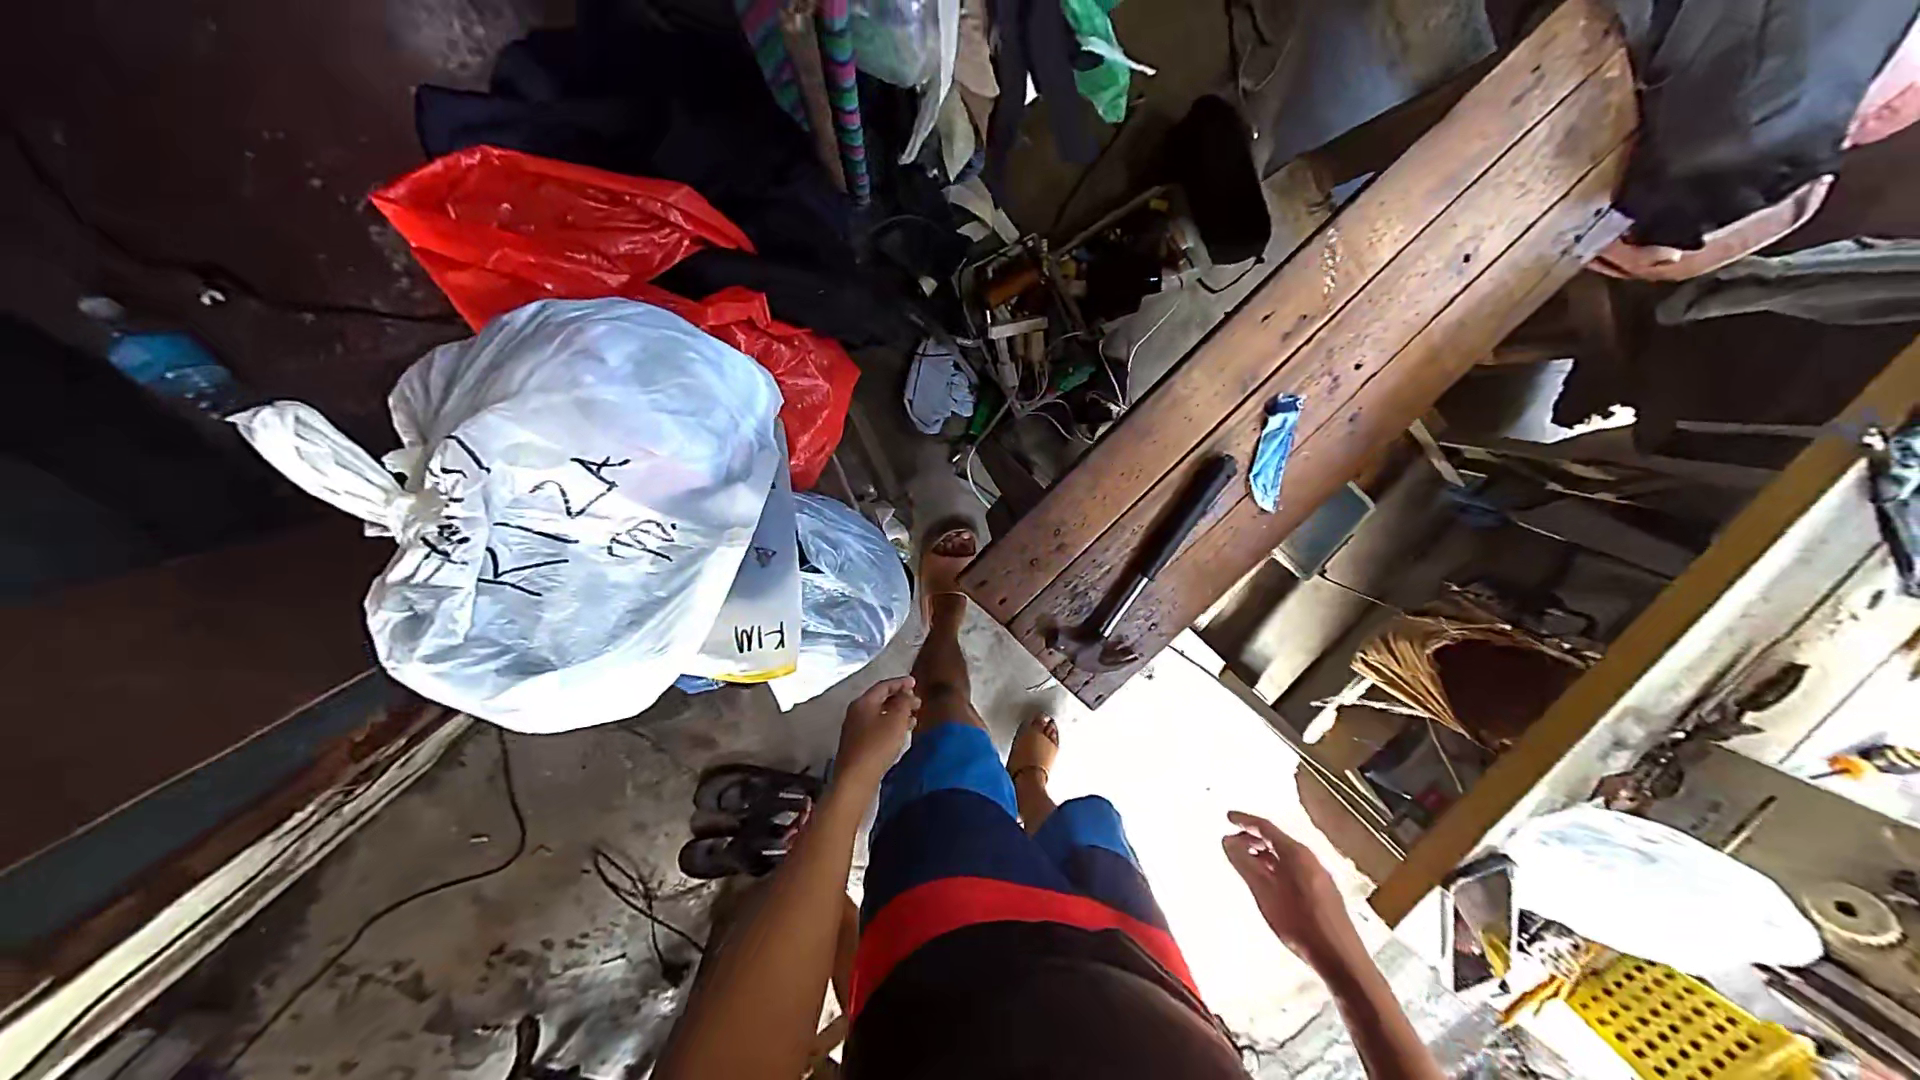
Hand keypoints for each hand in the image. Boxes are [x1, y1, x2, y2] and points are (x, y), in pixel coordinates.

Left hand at [835, 676, 919, 781]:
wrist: (856, 779)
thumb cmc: (878, 745)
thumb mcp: (896, 720)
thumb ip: (904, 702)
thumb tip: (906, 693)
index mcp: (863, 702)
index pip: (883, 686)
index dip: (900, 683)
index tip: (915, 683)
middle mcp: (856, 713)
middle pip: (880, 700)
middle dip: (899, 699)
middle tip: (916, 702)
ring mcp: (855, 730)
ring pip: (879, 715)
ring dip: (896, 714)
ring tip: (913, 719)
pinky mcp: (857, 745)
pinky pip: (876, 728)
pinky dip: (890, 726)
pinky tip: (900, 735)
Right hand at [1222, 811, 1361, 970]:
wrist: (1340, 959)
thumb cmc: (1299, 922)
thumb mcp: (1263, 891)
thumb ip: (1244, 862)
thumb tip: (1228, 841)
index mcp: (1296, 853)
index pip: (1266, 827)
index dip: (1245, 820)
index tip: (1228, 818)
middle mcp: (1310, 859)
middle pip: (1276, 840)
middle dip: (1253, 838)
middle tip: (1233, 843)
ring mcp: (1319, 876)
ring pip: (1285, 855)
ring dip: (1264, 854)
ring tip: (1246, 862)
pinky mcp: (1324, 892)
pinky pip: (1294, 868)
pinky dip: (1276, 866)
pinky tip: (1268, 881)